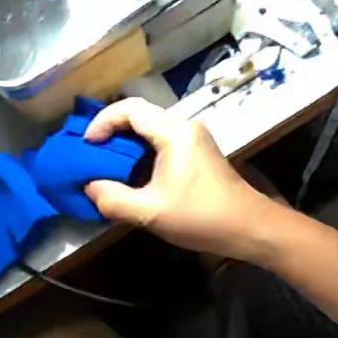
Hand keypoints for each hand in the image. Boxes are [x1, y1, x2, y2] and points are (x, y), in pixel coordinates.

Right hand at [83, 97, 286, 260]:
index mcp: (174, 132)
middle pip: (140, 115)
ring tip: (105, 166)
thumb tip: (90, 188)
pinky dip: (142, 153)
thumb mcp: (151, 214)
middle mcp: (185, 127)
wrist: (250, 228)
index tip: (87, 145)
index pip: (130, 109)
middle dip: (111, 132)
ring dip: (126, 144)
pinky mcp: (199, 153)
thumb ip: (114, 200)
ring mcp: (194, 138)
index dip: (102, 121)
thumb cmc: (202, 217)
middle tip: (91, 155)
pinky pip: (162, 142)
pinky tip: (132, 175)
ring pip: (151, 129)